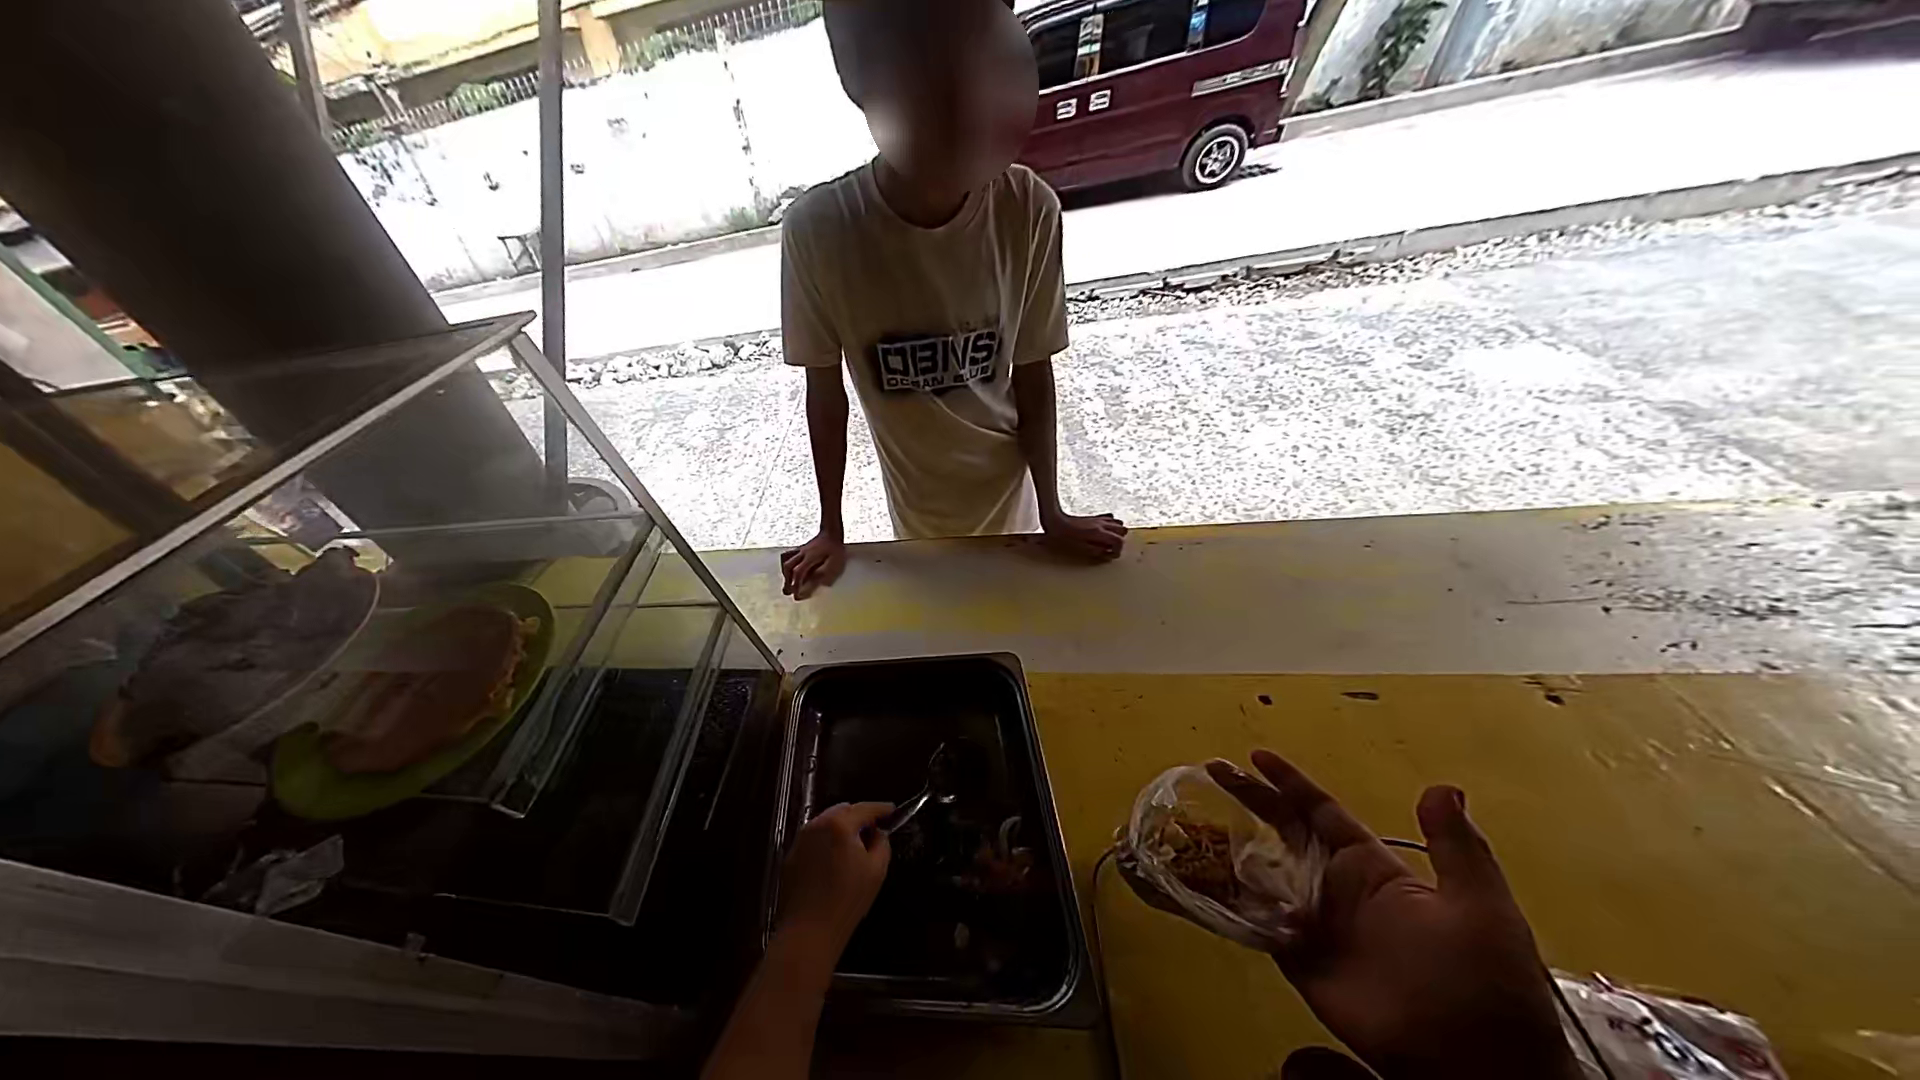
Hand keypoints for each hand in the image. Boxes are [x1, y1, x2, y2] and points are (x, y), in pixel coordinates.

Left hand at [775, 802, 892, 961]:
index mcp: (840, 825)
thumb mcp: (877, 870)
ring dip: (841, 828)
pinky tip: (832, 863)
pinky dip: (826, 842)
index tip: (892, 811)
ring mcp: (800, 840)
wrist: (807, 932)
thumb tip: (877, 833)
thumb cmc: (847, 901)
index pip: (865, 808)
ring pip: (826, 823)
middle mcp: (817, 825)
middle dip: (859, 817)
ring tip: (852, 848)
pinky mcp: (790, 856)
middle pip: (843, 810)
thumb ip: (882, 843)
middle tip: (872, 833)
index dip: (882, 809)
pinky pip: (813, 840)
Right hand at [780, 531, 845, 599]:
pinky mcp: (800, 549)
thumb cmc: (835, 549)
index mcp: (810, 557)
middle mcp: (802, 553)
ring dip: (785, 574)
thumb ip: (826, 573)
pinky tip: (789, 571)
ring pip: (786, 561)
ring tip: (788, 583)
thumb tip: (819, 585)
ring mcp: (799, 550)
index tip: (797, 596)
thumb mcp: (835, 563)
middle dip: (787, 581)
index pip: (799, 572)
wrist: (831, 532)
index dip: (797, 585)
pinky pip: (787, 556)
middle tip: (789, 592)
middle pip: (788, 567)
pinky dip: (786, 565)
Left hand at [1040, 510, 1126, 561]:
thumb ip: (1097, 551)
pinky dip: (1111, 524)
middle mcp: (1102, 524)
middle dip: (1119, 541)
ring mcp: (1099, 519)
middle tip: (1109, 548)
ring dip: (1116, 532)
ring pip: (1118, 523)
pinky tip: (1103, 531)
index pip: (1119, 541)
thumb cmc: (1065, 538)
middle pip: (1123, 530)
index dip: (1117, 551)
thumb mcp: (1081, 549)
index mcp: (1099, 533)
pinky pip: (1110, 518)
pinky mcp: (1094, 517)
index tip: (1109, 555)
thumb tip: (1108, 554)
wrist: (1056, 522)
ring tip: (1107, 540)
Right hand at [1206, 751, 1579, 1079]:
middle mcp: (1336, 887)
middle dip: (1248, 798)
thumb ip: (1456, 848)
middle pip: (1282, 830)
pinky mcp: (1299, 960)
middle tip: (1211, 771)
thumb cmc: (1482, 983)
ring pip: (1264, 872)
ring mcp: (1315, 923)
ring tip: (1194, 820)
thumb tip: (1443, 786)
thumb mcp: (1481, 909)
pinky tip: (1204, 879)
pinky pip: (1258, 922)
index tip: (1256, 756)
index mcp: (1371, 867)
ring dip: (1232, 845)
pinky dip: (1232, 901)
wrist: (1473, 1067)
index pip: (1320, 811)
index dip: (1288, 782)